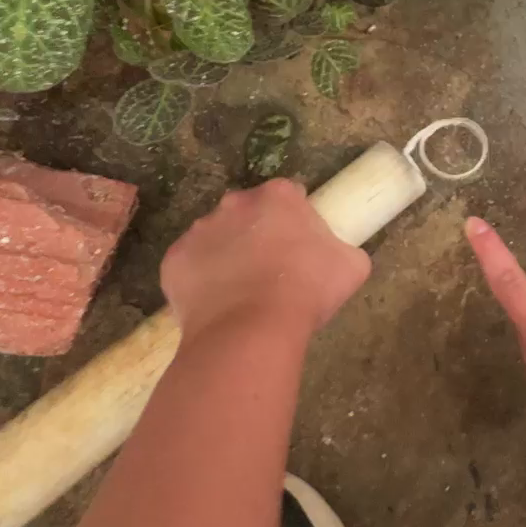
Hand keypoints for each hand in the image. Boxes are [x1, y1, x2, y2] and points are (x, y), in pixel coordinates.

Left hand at [161, 179, 371, 340]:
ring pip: (216, 236)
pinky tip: (218, 302)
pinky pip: (191, 265)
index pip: (289, 195)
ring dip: (228, 253)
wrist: (251, 331)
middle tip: (272, 267)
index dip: (296, 219)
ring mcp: (200, 230)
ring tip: (242, 290)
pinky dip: (201, 278)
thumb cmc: (308, 290)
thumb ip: (342, 248)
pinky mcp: (174, 260)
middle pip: (248, 211)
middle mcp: (235, 203)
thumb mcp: (351, 265)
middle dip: (258, 231)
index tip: (301, 244)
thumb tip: (337, 255)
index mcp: (279, 195)